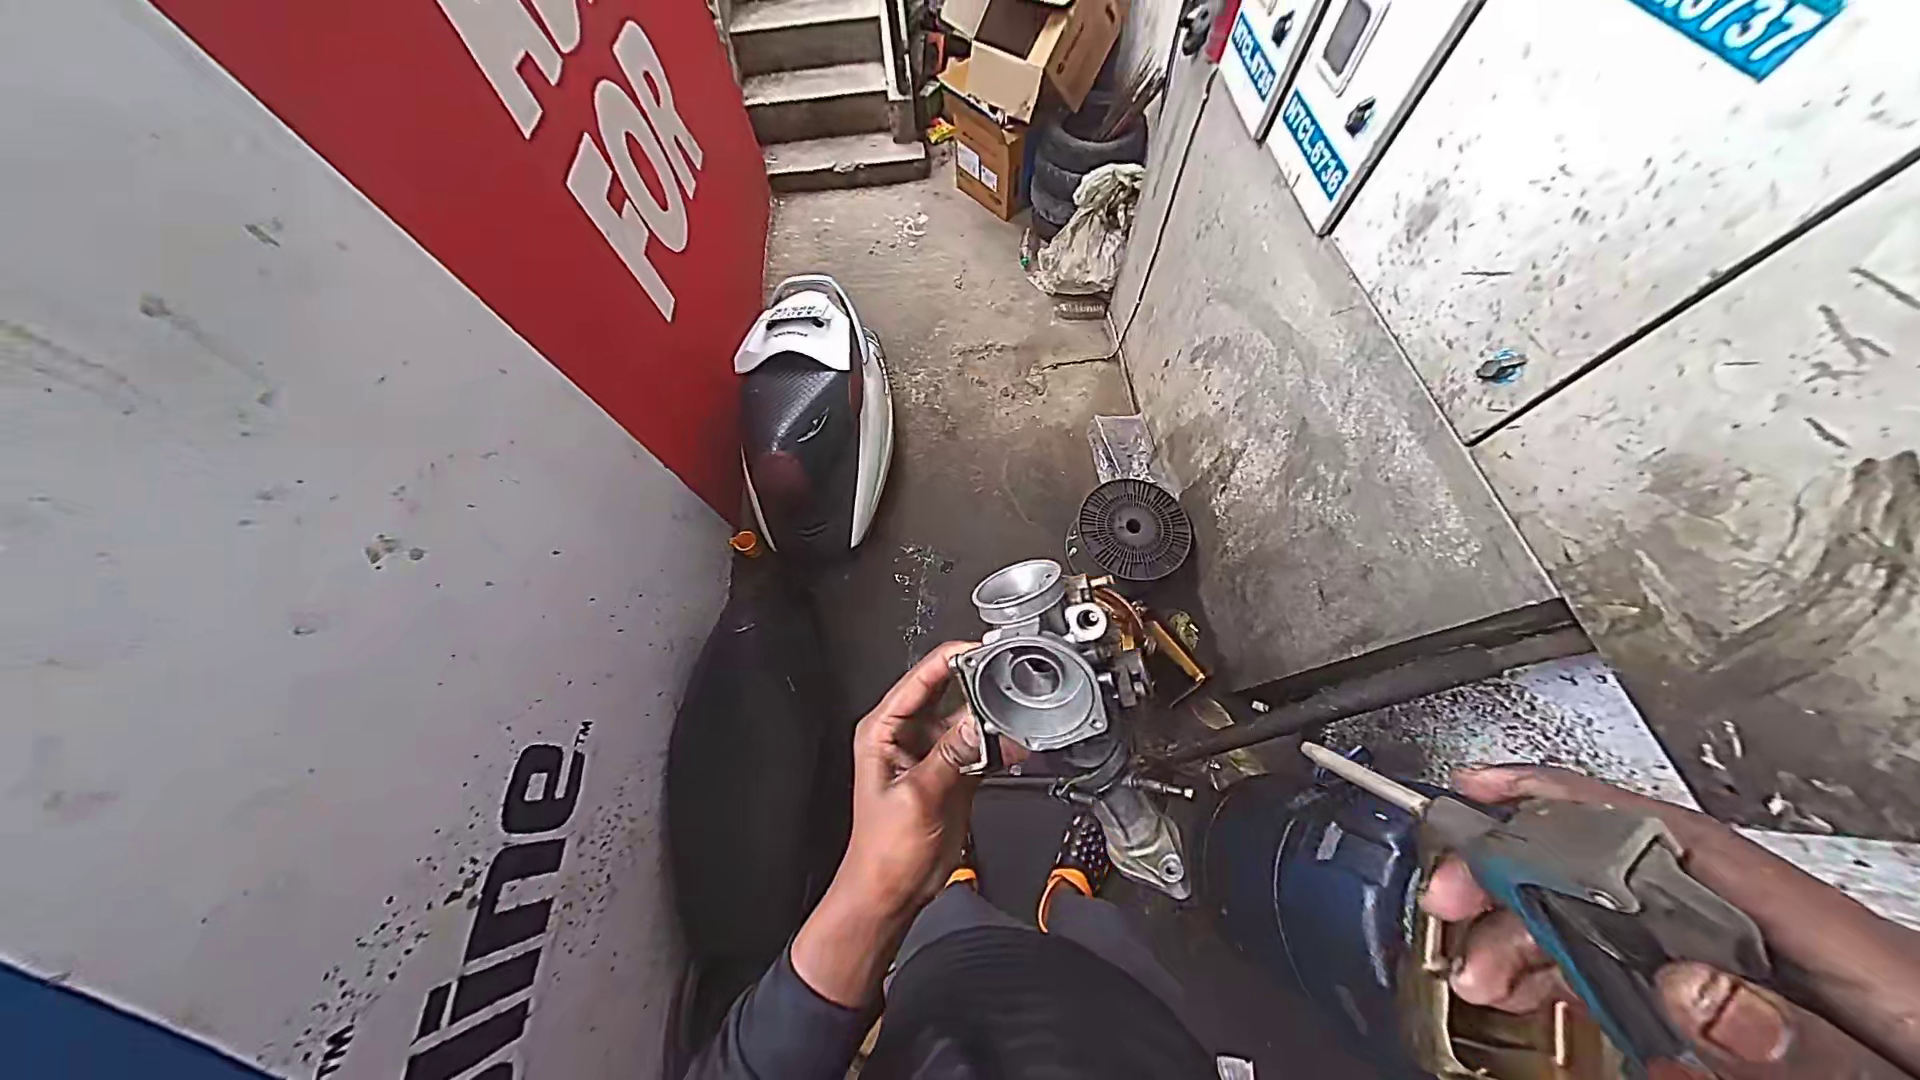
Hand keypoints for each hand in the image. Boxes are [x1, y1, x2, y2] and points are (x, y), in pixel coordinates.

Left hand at [791, 642, 994, 1005]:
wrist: (892, 892)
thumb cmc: (882, 852)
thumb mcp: (916, 796)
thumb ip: (951, 756)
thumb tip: (980, 723)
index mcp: (884, 728)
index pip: (920, 678)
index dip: (951, 659)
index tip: (981, 649)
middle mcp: (908, 733)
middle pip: (948, 691)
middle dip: (979, 681)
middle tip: (1008, 674)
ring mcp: (933, 750)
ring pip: (969, 717)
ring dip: (993, 715)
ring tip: (1017, 710)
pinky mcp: (954, 769)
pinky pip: (981, 745)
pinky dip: (1000, 743)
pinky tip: (1016, 742)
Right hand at [1421, 765, 1919, 1077]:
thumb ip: (1798, 1045)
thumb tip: (1688, 987)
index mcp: (1825, 936)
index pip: (1660, 830)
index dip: (1553, 794)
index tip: (1473, 785)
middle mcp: (1767, 938)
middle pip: (1603, 872)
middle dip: (1510, 879)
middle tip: (1447, 901)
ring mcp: (1740, 975)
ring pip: (1597, 924)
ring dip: (1521, 939)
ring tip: (1479, 974)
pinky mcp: (1725, 1010)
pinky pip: (1619, 972)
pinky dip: (1559, 975)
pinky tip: (1526, 989)